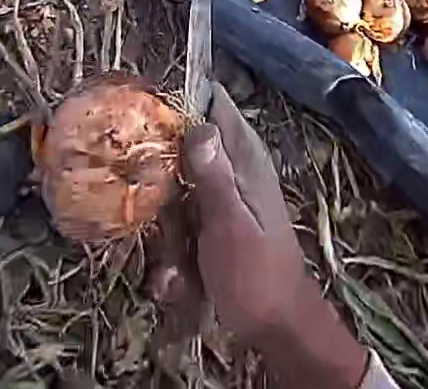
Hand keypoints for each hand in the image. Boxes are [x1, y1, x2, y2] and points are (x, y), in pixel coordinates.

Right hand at [184, 85, 368, 387]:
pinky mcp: (214, 222)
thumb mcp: (230, 223)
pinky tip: (177, 282)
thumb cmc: (256, 274)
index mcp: (245, 155)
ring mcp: (224, 195)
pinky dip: (177, 249)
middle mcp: (235, 167)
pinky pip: (183, 221)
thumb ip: (214, 174)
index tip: (149, 115)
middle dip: (164, 179)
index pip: (215, 102)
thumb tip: (198, 124)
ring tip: (174, 265)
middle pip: (186, 147)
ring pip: (178, 189)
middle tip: (159, 213)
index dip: (182, 99)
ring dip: (169, 228)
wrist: (279, 328)